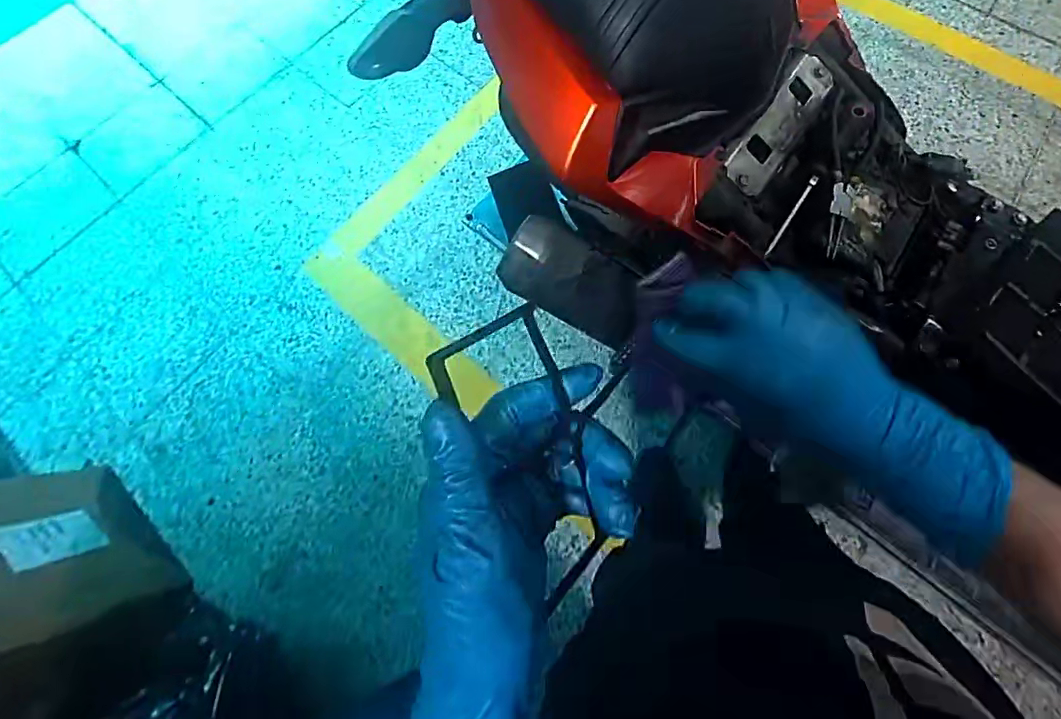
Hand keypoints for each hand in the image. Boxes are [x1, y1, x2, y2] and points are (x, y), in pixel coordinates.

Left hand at [414, 366, 635, 718]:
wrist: (490, 681)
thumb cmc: (473, 608)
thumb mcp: (468, 537)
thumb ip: (457, 471)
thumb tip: (436, 407)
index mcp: (465, 473)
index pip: (509, 414)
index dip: (547, 392)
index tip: (591, 378)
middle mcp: (487, 478)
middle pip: (543, 435)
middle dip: (586, 444)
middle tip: (622, 471)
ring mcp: (512, 502)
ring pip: (561, 462)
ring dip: (597, 475)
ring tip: (624, 509)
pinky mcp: (534, 526)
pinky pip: (569, 494)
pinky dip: (594, 500)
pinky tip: (616, 521)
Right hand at [652, 268, 1011, 564]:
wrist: (862, 409)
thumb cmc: (799, 419)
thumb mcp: (744, 403)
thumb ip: (713, 373)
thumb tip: (691, 356)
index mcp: (727, 353)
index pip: (678, 335)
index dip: (663, 333)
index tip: (659, 330)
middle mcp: (746, 317)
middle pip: (700, 294)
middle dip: (688, 303)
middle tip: (688, 312)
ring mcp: (776, 299)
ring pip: (737, 280)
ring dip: (728, 293)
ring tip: (732, 306)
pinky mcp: (803, 291)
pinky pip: (771, 280)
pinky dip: (761, 290)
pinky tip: (766, 304)